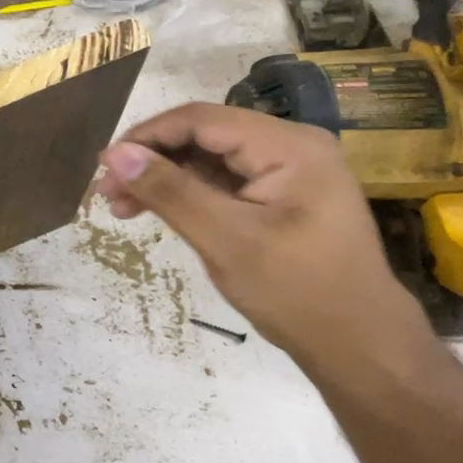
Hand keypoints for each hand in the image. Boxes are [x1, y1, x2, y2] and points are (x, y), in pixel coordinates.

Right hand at [94, 103, 430, 368]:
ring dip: (162, 177)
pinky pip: (221, 179)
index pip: (200, 119)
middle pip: (202, 135)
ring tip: (122, 206)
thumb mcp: (225, 239)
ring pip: (207, 157)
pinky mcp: (280, 193)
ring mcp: (288, 170)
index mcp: (289, 147)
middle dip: (150, 159)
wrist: (358, 343)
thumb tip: (115, 154)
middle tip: (107, 193)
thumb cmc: (296, 290)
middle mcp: (291, 146)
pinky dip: (184, 192)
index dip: (146, 136)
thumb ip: (169, 191)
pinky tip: (155, 210)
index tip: (104, 166)